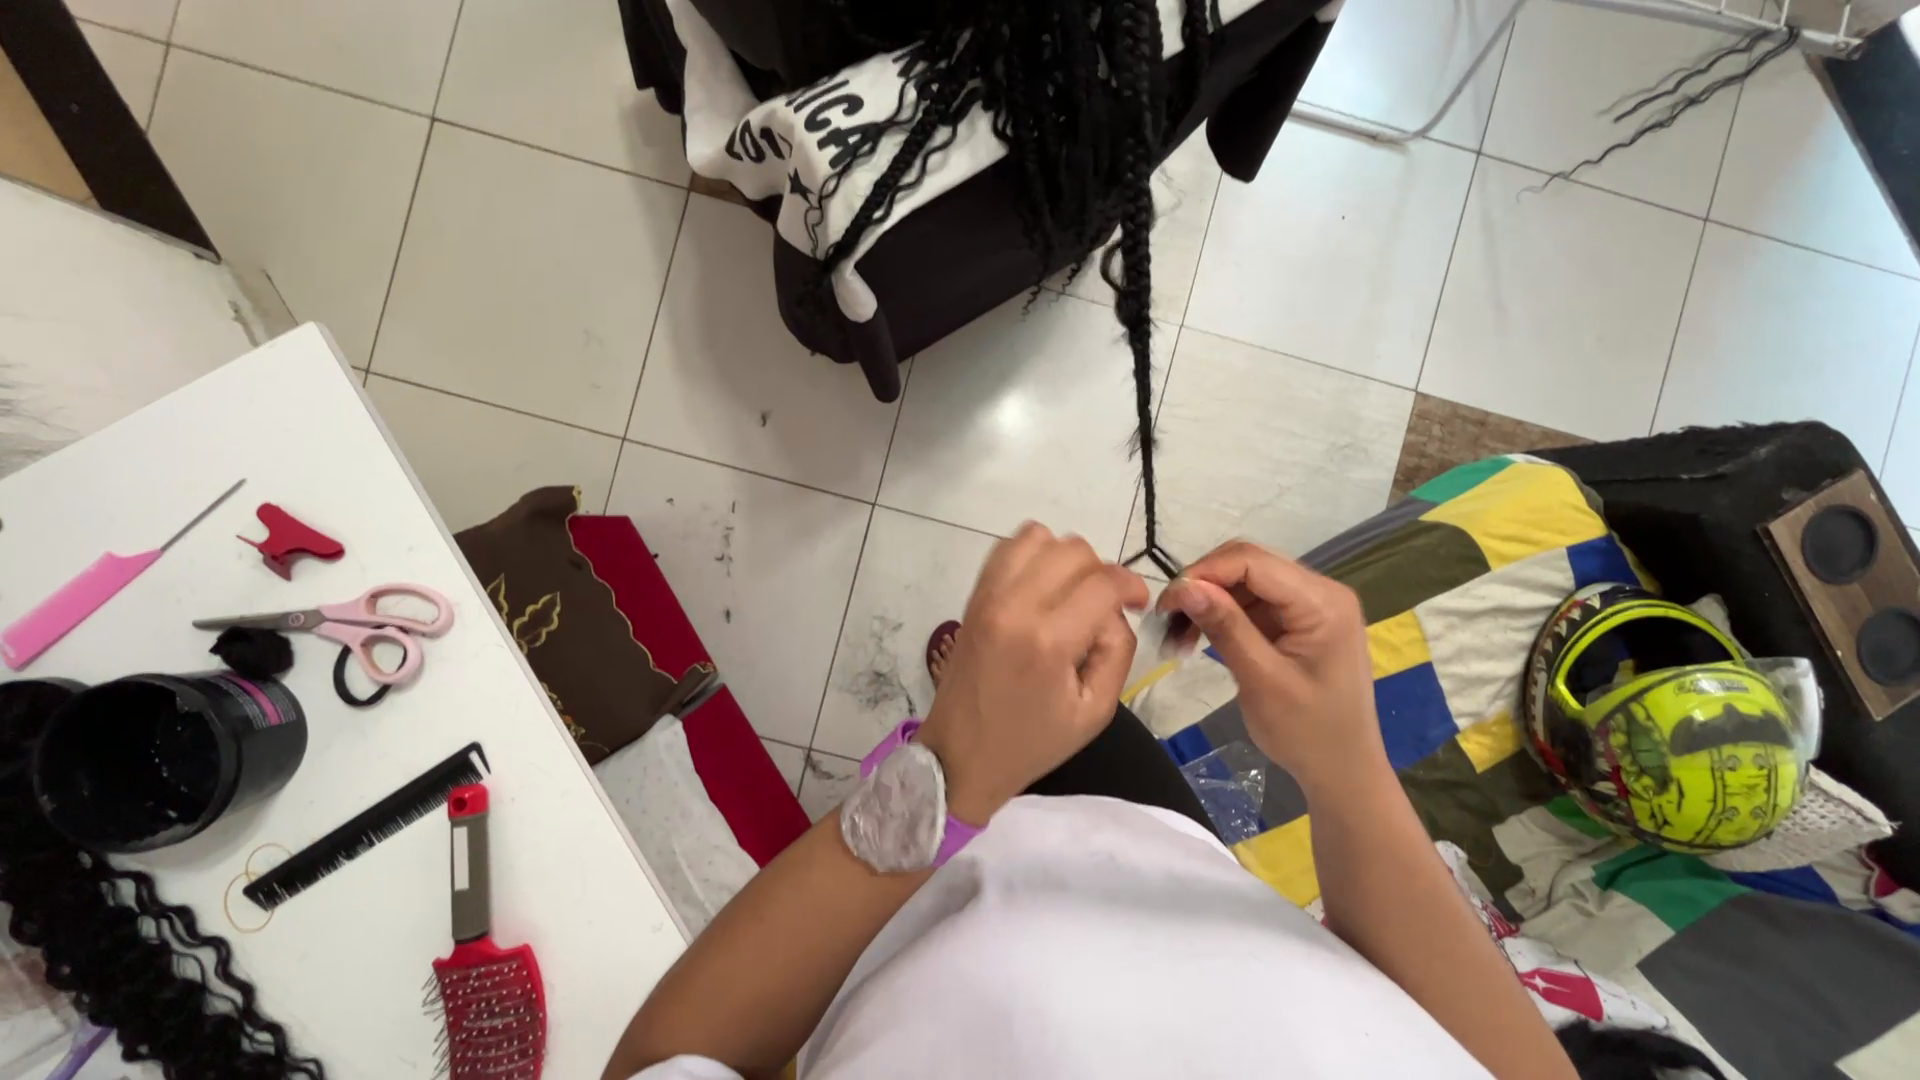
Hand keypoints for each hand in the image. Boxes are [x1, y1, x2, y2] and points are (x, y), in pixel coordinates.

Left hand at [915, 523, 1148, 824]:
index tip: (1138, 604)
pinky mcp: (974, 597)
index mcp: (1049, 640)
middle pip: (1073, 551)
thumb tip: (1115, 611)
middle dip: (1101, 572)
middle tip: (1104, 607)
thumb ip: (1116, 650)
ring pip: (1038, 538)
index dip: (1131, 586)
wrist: (960, 756)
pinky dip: (1032, 554)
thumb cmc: (1032, 742)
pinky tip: (1042, 585)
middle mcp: (1015, 606)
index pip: (1103, 582)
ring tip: (1071, 593)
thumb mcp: (1095, 711)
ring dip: (1065, 558)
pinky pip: (1006, 548)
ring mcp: (989, 597)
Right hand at [1158, 540, 1388, 798]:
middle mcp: (1320, 592)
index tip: (1165, 603)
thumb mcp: (1262, 680)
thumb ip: (1226, 627)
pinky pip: (1250, 603)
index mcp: (1322, 602)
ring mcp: (1309, 605)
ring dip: (1207, 601)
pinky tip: (1196, 638)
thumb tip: (1184, 587)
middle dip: (1202, 585)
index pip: (1252, 562)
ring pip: (1243, 581)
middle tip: (1166, 619)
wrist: (1342, 772)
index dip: (1203, 573)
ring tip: (1176, 636)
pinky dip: (1220, 616)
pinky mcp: (1296, 621)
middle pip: (1247, 565)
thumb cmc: (1308, 732)